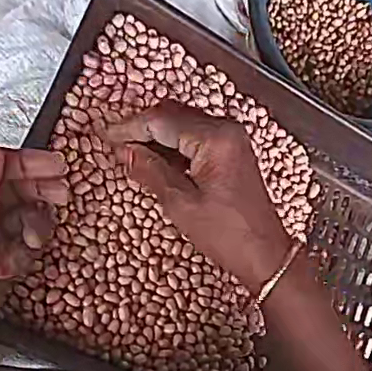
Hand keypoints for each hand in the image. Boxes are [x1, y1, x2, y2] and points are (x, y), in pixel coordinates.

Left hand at [0, 144, 67, 352]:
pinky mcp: (1, 269)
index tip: (52, 164)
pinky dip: (23, 254)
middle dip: (37, 189)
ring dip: (31, 226)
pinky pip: (25, 250)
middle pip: (12, 191)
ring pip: (23, 220)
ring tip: (31, 238)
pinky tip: (9, 265)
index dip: (22, 164)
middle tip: (60, 190)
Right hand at [101, 102, 292, 289]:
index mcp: (215, 138)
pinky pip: (197, 138)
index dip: (129, 127)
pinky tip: (158, 163)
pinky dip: (175, 147)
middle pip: (173, 115)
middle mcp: (226, 130)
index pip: (162, 120)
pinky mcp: (234, 153)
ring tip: (132, 156)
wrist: (266, 255)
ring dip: (157, 137)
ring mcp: (233, 140)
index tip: (106, 136)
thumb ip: (150, 172)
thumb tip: (125, 152)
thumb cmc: (228, 235)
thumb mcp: (181, 205)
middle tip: (116, 146)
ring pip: (184, 125)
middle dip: (142, 129)